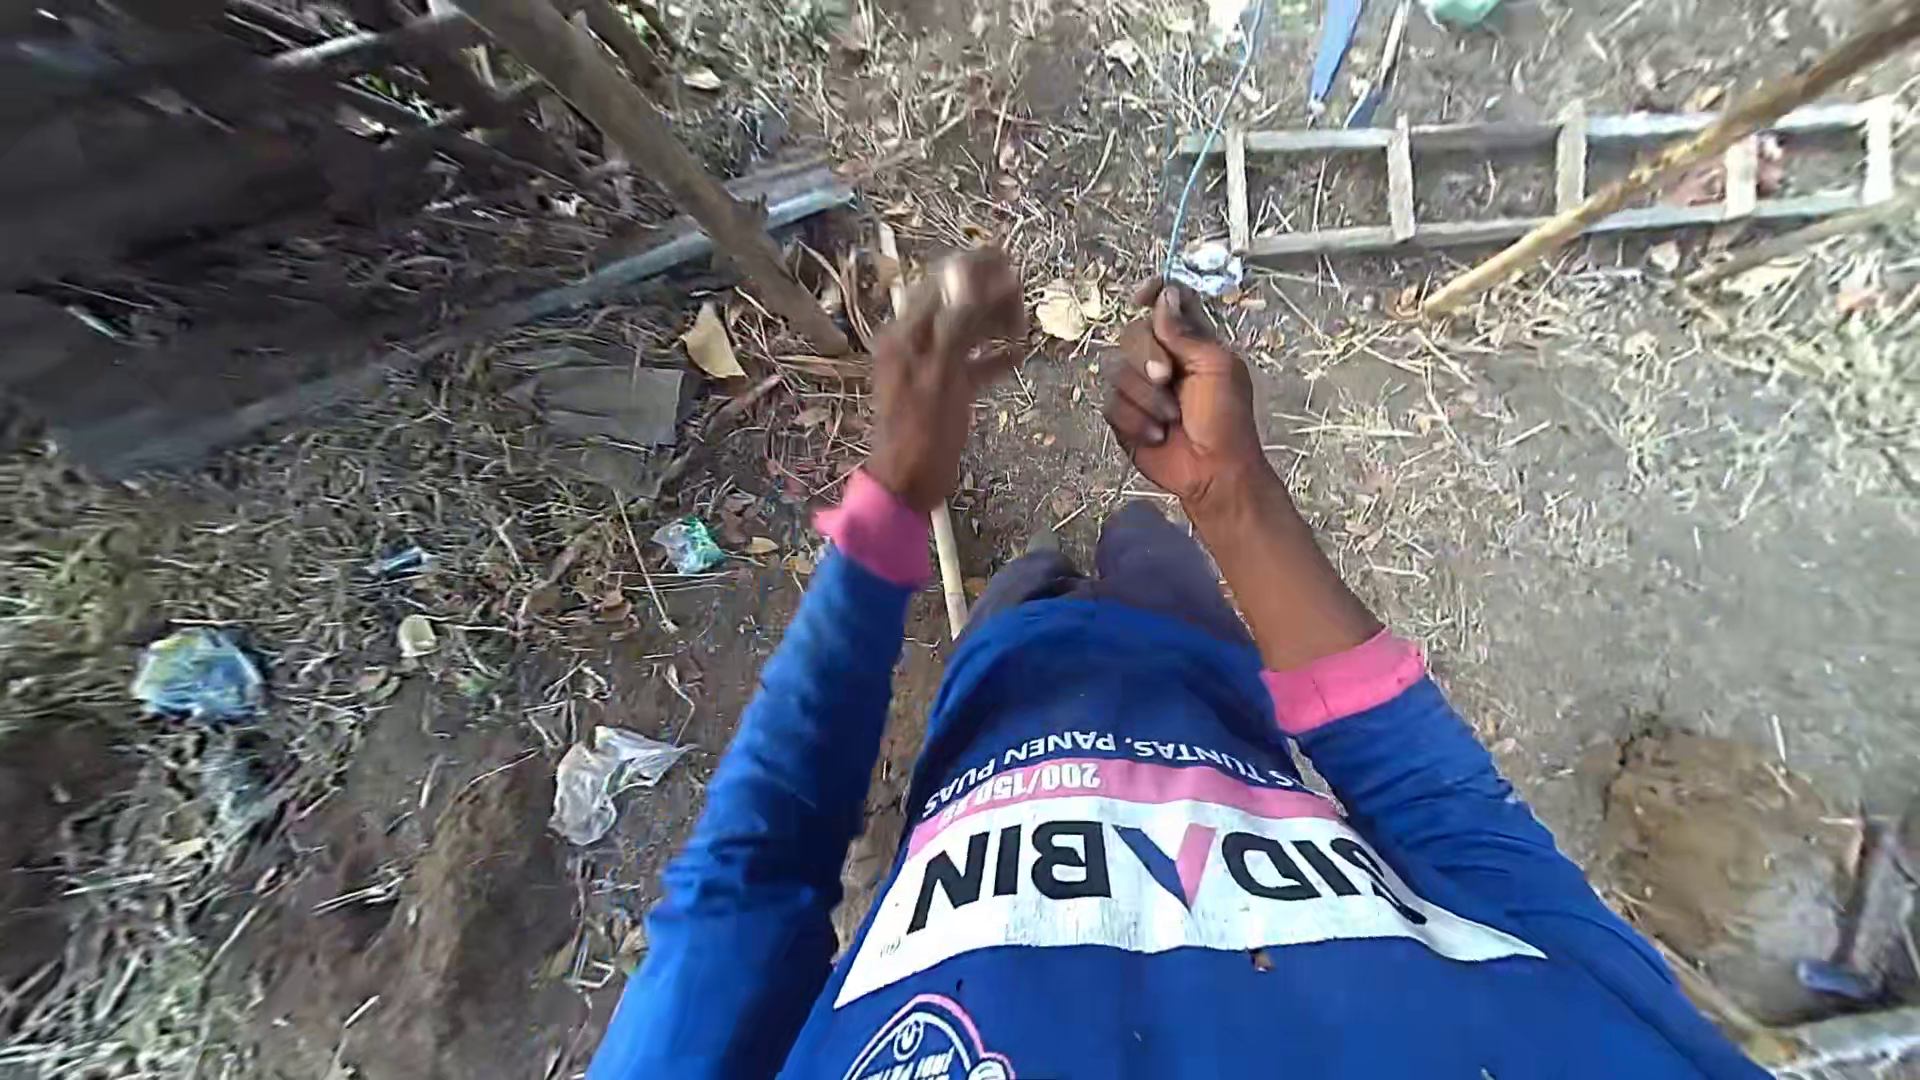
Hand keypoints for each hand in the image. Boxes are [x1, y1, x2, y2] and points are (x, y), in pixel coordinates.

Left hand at [867, 249, 1025, 512]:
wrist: (909, 484)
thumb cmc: (922, 435)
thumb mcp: (940, 377)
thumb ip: (955, 327)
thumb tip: (976, 280)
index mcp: (906, 335)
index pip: (940, 285)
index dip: (973, 270)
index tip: (1009, 263)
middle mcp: (916, 343)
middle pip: (955, 303)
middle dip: (989, 296)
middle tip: (1020, 299)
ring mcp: (931, 366)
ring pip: (966, 331)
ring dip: (994, 324)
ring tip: (1021, 327)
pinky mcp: (945, 388)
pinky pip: (972, 363)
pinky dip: (994, 358)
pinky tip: (1018, 356)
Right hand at [1103, 278, 1269, 514]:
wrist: (1212, 469)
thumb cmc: (1226, 419)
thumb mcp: (1215, 367)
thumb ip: (1185, 332)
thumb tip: (1164, 296)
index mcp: (1189, 343)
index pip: (1166, 305)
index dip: (1153, 294)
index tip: (1142, 297)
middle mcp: (1161, 360)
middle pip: (1132, 335)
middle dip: (1146, 358)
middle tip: (1167, 379)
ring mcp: (1139, 389)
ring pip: (1116, 371)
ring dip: (1144, 398)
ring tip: (1169, 418)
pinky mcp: (1123, 417)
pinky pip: (1111, 405)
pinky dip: (1134, 421)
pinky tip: (1156, 435)